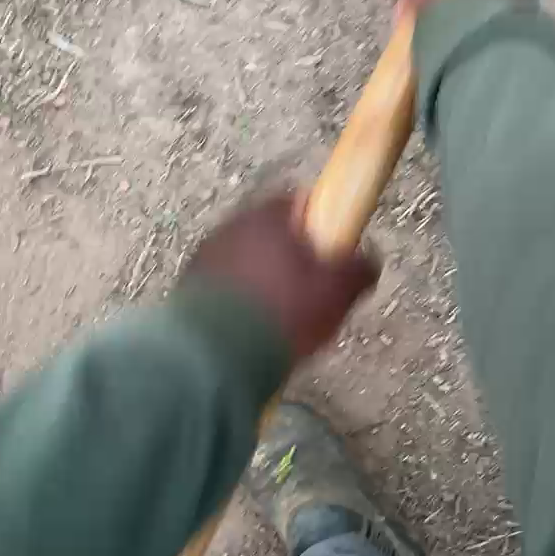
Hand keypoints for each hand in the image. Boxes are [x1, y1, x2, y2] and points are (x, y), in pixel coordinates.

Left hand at [181, 191, 379, 361]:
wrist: (216, 355)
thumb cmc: (283, 312)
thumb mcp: (339, 291)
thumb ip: (359, 268)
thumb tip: (368, 261)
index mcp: (269, 216)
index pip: (299, 201)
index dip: (320, 222)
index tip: (332, 247)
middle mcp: (231, 227)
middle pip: (270, 232)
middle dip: (290, 255)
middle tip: (311, 288)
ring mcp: (203, 258)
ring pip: (245, 260)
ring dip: (262, 280)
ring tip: (282, 317)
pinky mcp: (186, 291)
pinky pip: (223, 288)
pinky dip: (239, 302)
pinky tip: (255, 330)